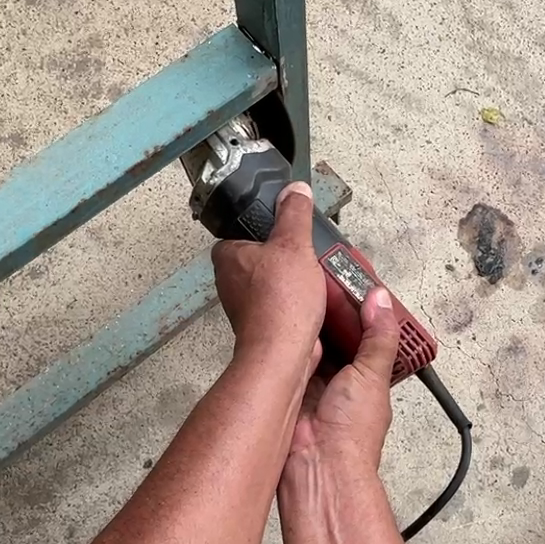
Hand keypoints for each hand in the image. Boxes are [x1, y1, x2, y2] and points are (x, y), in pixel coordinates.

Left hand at [211, 181, 326, 365]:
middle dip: (288, 257)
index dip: (268, 228)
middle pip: (264, 257)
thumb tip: (295, 192)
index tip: (288, 228)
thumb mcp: (294, 244)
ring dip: (296, 281)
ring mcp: (248, 305)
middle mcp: (231, 282)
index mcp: (227, 256)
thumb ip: (294, 214)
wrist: (284, 352)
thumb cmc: (279, 303)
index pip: (243, 230)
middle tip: (308, 253)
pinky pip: (285, 305)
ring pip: (275, 283)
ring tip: (316, 277)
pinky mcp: (266, 324)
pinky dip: (300, 303)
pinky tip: (316, 301)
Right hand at [285, 288, 399, 478]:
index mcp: (368, 376)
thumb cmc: (352, 431)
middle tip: (324, 276)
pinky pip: (290, 353)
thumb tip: (380, 299)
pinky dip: (290, 337)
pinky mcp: (291, 383)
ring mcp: (314, 380)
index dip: (361, 308)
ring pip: (314, 340)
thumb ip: (378, 337)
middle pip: (337, 333)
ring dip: (311, 321)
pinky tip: (285, 314)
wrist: (318, 463)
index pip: (366, 333)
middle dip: (332, 310)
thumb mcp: (373, 375)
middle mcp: (341, 377)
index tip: (353, 281)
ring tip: (305, 287)